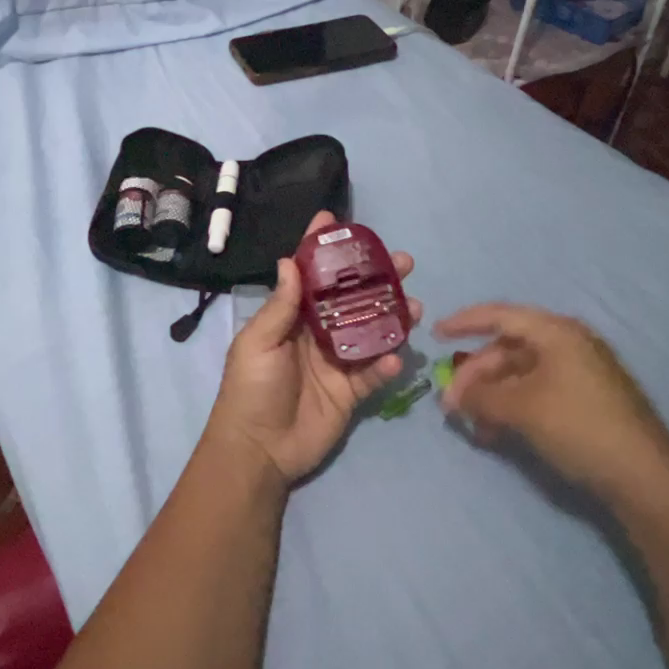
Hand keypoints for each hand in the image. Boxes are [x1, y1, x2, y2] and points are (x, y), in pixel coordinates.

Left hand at [205, 212, 419, 486]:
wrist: (259, 449)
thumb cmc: (251, 388)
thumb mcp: (259, 342)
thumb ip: (281, 305)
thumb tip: (290, 260)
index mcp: (290, 318)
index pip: (307, 275)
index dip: (319, 248)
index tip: (335, 220)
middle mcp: (316, 334)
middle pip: (350, 299)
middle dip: (376, 278)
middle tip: (403, 261)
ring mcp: (336, 363)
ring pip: (371, 331)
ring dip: (394, 316)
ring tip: (417, 305)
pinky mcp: (351, 393)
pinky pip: (375, 373)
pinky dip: (388, 363)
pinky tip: (398, 356)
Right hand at [435, 304, 668, 502]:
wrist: (644, 478)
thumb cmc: (578, 427)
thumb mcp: (520, 408)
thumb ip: (480, 395)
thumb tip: (455, 394)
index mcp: (556, 332)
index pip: (499, 315)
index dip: (463, 323)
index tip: (434, 335)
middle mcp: (569, 344)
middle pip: (507, 349)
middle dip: (475, 375)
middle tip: (451, 404)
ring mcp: (581, 372)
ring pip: (520, 374)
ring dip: (492, 396)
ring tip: (473, 425)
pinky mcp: (587, 399)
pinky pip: (537, 391)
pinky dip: (513, 406)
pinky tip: (498, 433)